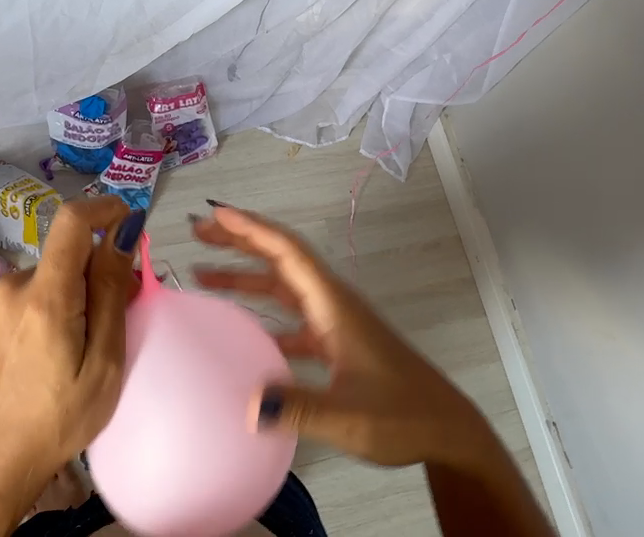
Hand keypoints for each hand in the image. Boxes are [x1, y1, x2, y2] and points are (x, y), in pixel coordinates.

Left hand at [0, 198, 145, 535]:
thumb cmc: (57, 419)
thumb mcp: (103, 361)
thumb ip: (112, 291)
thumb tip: (124, 232)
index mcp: (44, 296)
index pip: (72, 220)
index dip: (106, 209)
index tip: (133, 225)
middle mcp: (15, 284)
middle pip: (70, 250)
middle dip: (104, 266)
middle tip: (128, 308)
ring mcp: (0, 297)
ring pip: (57, 270)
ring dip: (84, 287)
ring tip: (97, 338)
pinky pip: (40, 287)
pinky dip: (64, 300)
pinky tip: (69, 342)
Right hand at [191, 205, 492, 469]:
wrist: (446, 429)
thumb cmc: (402, 415)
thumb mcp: (349, 416)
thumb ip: (300, 409)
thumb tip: (247, 405)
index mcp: (333, 305)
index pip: (288, 251)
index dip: (252, 229)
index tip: (217, 214)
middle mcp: (331, 303)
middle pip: (280, 258)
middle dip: (240, 240)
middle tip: (198, 231)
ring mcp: (333, 322)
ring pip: (282, 286)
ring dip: (245, 276)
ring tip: (202, 273)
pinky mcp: (335, 343)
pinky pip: (290, 317)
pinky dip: (262, 314)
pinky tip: (240, 329)